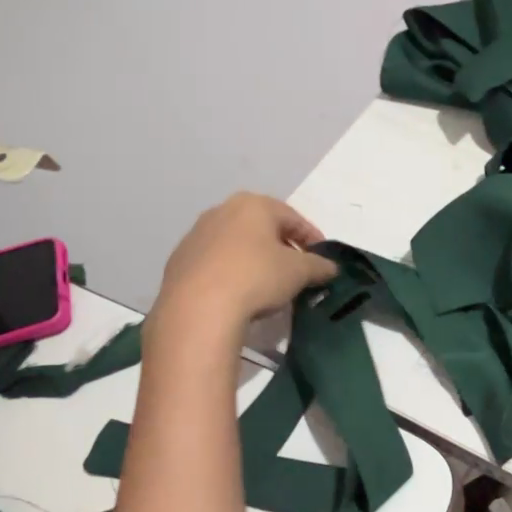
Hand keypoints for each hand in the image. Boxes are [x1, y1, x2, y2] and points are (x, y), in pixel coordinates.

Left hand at [155, 193, 336, 329]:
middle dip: (283, 246)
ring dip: (256, 258)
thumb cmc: (257, 277)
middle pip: (262, 227)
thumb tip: (330, 267)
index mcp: (253, 205)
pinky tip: (240, 292)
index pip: (293, 217)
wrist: (199, 306)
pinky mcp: (181, 259)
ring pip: (237, 243)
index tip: (324, 259)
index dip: (313, 238)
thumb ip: (319, 266)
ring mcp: (197, 234)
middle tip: (297, 269)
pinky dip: (233, 271)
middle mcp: (222, 210)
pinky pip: (217, 261)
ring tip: (269, 283)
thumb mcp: (300, 272)